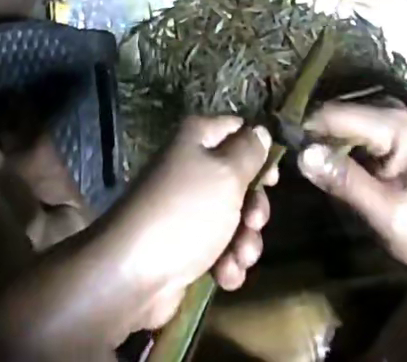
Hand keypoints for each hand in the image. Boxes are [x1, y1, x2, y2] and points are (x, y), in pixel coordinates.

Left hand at [99, 116, 276, 332]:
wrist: (134, 273)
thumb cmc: (185, 212)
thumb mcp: (226, 174)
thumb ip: (249, 151)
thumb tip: (260, 130)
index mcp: (197, 139)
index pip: (237, 129)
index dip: (259, 151)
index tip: (273, 178)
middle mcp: (192, 166)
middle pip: (240, 179)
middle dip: (254, 208)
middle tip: (253, 223)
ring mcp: (188, 207)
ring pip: (234, 218)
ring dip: (244, 241)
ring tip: (238, 258)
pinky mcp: (186, 244)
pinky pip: (219, 248)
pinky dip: (227, 262)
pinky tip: (225, 276)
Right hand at [297, 103, 406, 280]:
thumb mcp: (386, 213)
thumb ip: (345, 181)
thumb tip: (301, 153)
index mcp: (393, 124)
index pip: (333, 114)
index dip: (303, 129)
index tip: (275, 150)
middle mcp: (388, 110)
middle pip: (331, 112)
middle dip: (306, 133)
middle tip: (280, 161)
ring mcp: (385, 117)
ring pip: (332, 119)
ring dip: (313, 139)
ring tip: (293, 162)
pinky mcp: (379, 130)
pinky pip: (342, 129)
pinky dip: (326, 144)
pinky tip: (315, 163)